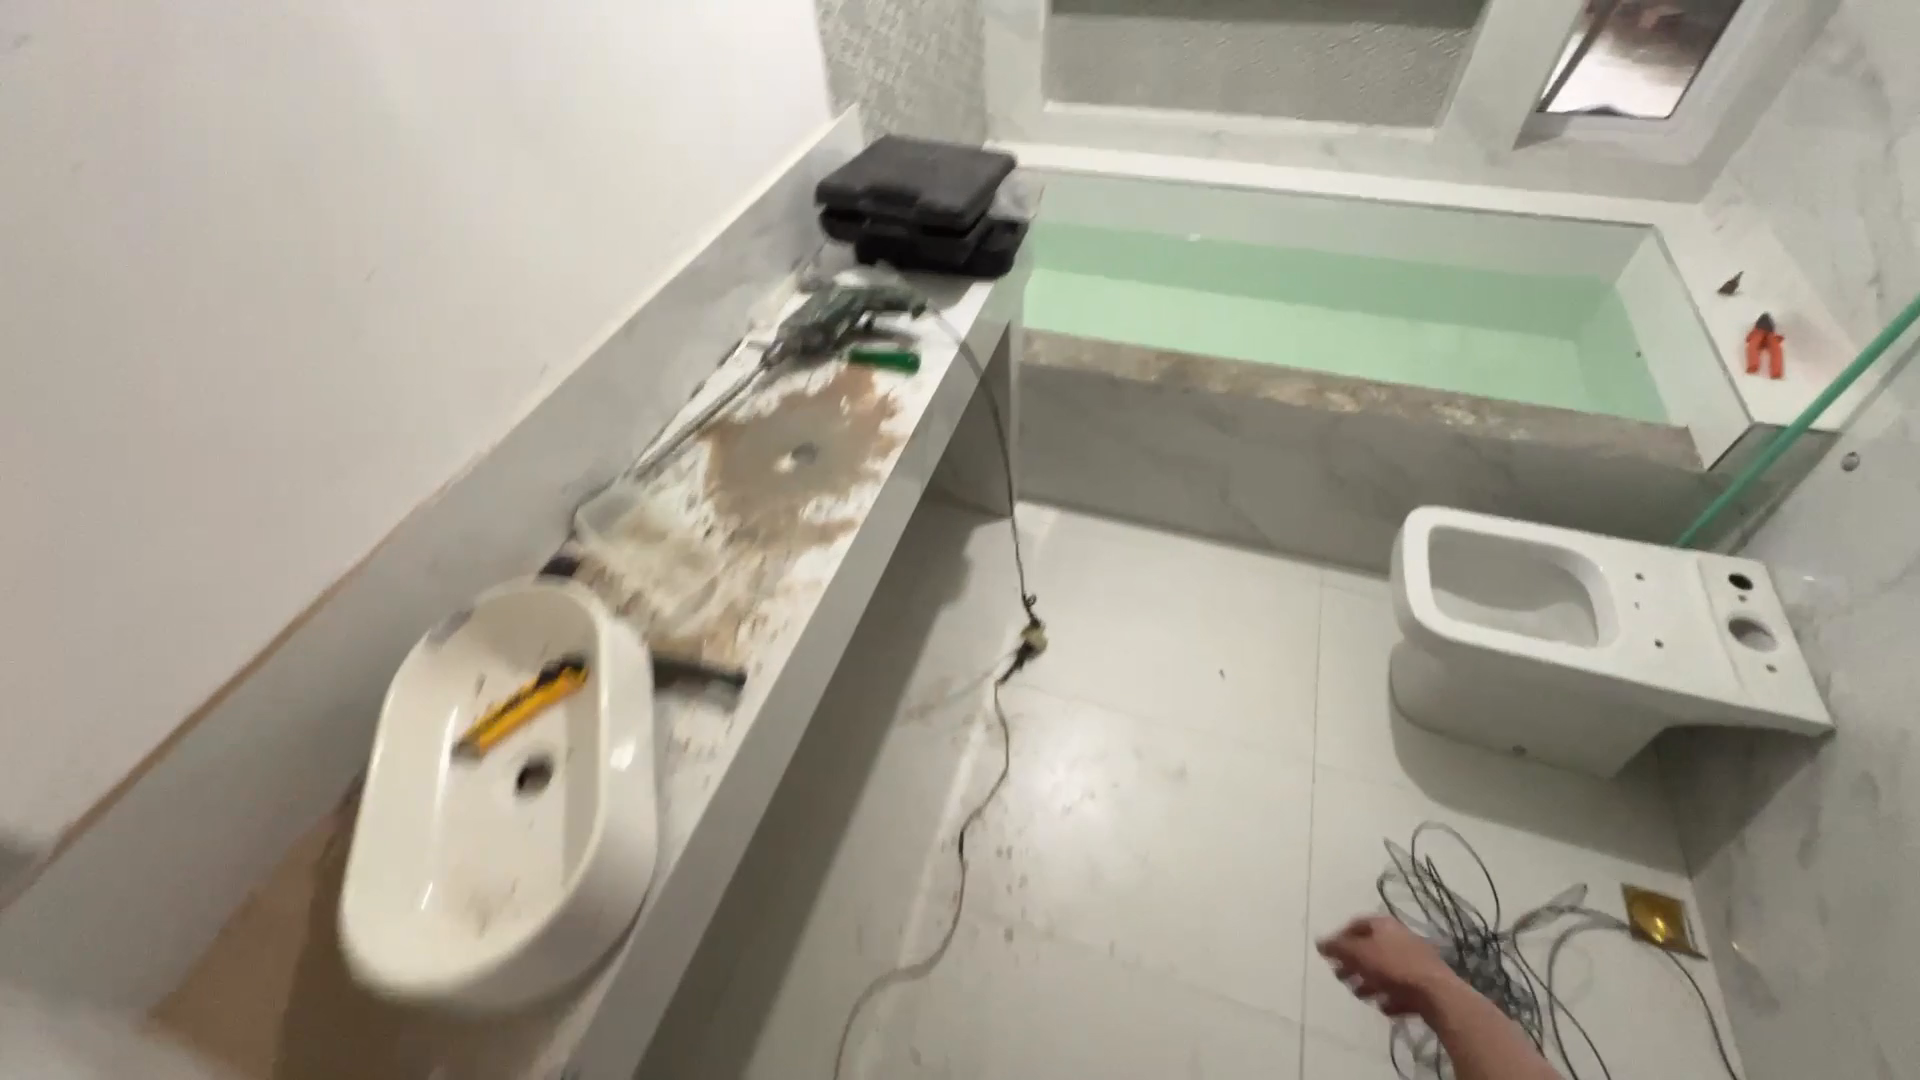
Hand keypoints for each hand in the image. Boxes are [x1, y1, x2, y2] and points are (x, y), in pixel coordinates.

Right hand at [1317, 916, 1455, 1017]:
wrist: (1438, 995)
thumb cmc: (1393, 967)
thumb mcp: (1358, 954)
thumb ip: (1337, 948)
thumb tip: (1318, 942)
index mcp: (1384, 925)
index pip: (1356, 924)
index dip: (1340, 937)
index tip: (1331, 954)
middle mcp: (1400, 938)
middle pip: (1370, 948)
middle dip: (1354, 964)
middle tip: (1341, 977)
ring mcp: (1416, 961)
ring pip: (1385, 970)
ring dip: (1369, 982)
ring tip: (1360, 995)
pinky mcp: (1426, 983)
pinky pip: (1402, 987)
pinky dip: (1390, 995)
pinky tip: (1384, 1007)